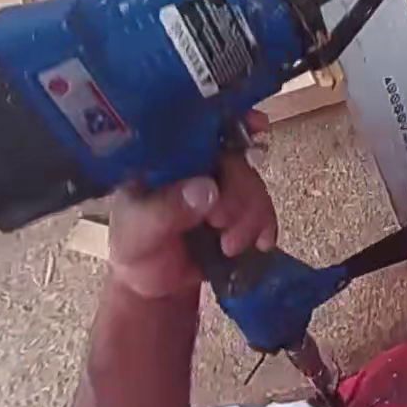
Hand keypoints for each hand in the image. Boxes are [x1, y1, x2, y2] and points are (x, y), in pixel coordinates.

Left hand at [108, 112, 278, 299]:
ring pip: (256, 184)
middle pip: (237, 159)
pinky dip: (266, 226)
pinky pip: (267, 207)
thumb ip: (167, 212)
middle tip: (221, 224)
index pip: (201, 125)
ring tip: (228, 247)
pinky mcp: (245, 208)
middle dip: (240, 194)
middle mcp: (201, 164)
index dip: (233, 120)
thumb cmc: (139, 251)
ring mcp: (226, 184)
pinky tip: (259, 243)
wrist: (157, 286)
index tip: (257, 125)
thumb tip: (208, 189)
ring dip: (250, 217)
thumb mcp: (139, 234)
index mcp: (168, 159)